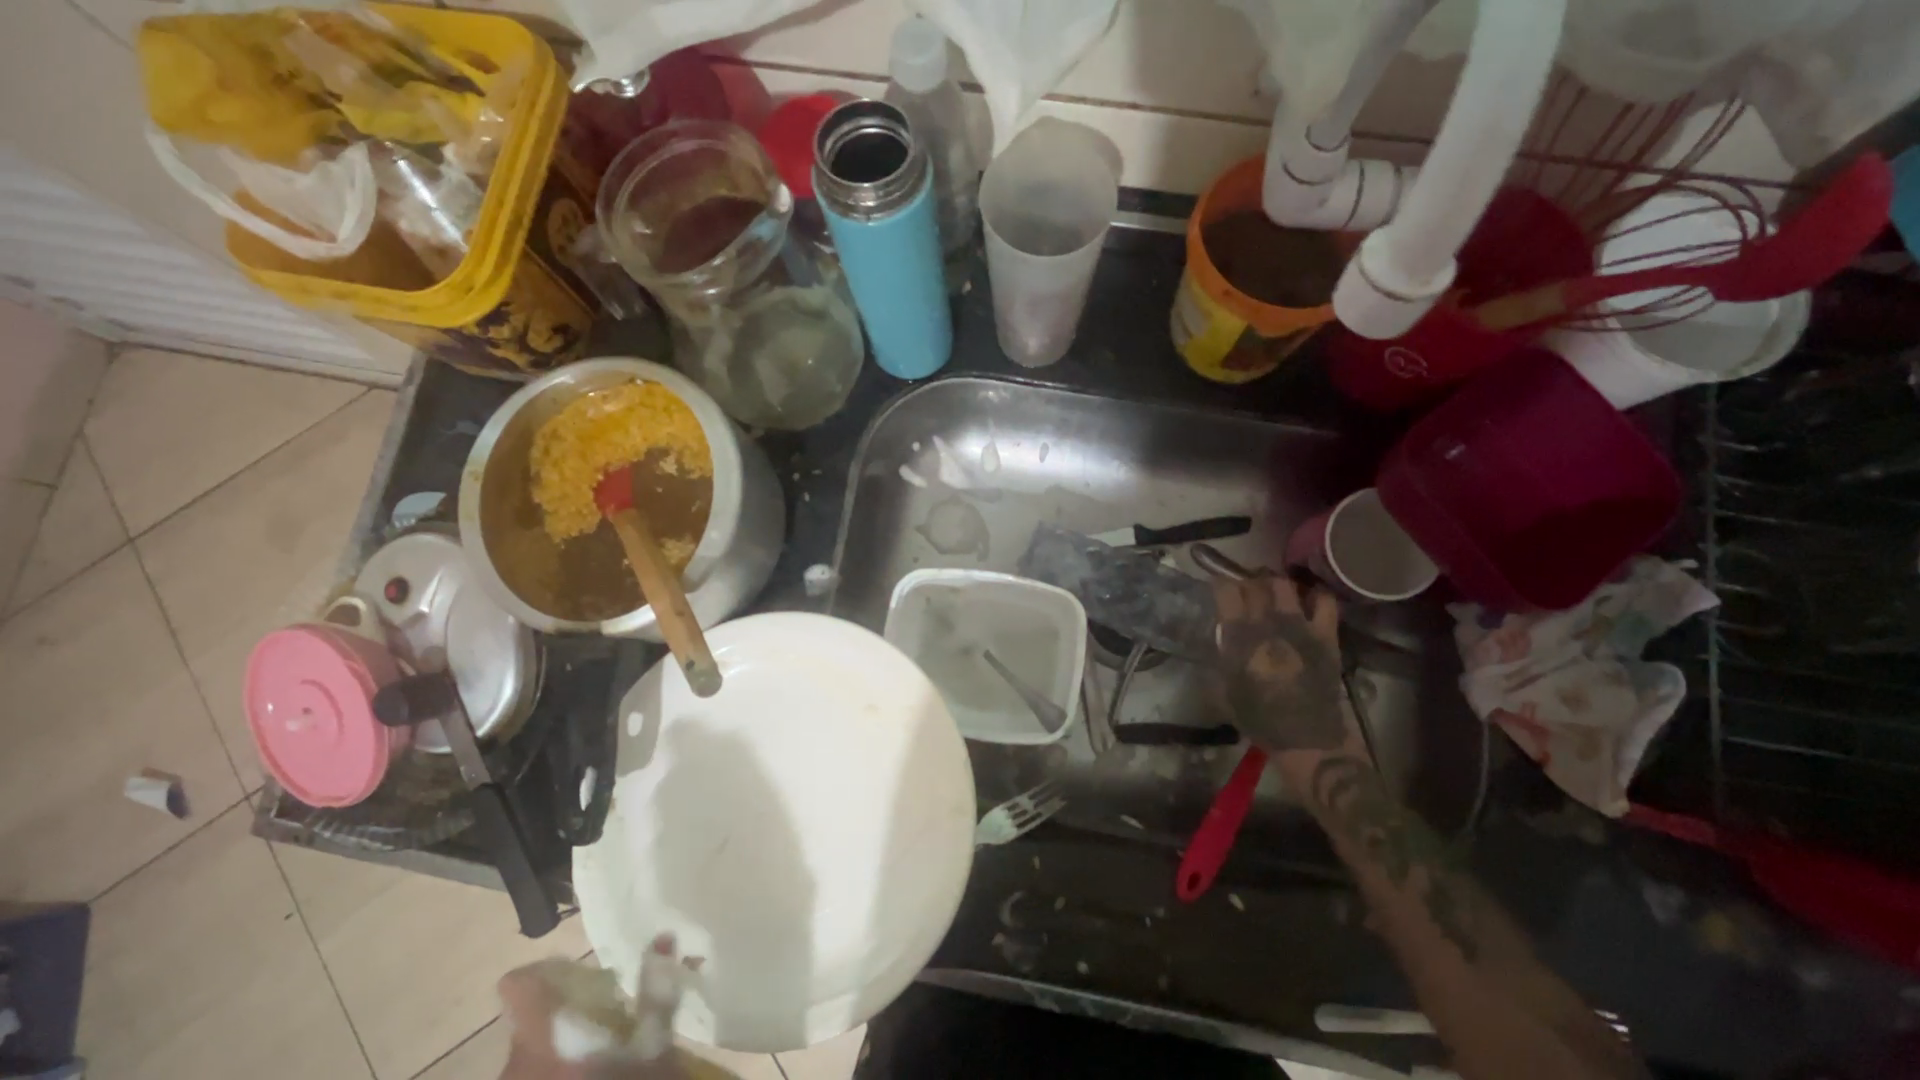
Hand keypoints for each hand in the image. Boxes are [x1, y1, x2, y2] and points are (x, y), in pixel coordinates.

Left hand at [496, 965, 686, 1079]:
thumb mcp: (656, 1052)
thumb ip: (657, 993)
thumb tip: (664, 938)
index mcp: (541, 1039)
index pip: (519, 984)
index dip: (550, 974)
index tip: (589, 983)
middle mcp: (513, 1067)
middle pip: (534, 1023)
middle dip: (574, 1020)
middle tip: (616, 1030)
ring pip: (535, 1060)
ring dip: (568, 1056)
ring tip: (612, 1068)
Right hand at [1213, 574, 1354, 755]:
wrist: (1306, 738)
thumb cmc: (1260, 719)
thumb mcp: (1226, 689)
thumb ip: (1222, 658)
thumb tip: (1221, 637)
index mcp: (1239, 638)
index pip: (1226, 591)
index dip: (1221, 584)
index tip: (1219, 588)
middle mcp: (1268, 624)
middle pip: (1256, 582)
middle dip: (1249, 581)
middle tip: (1247, 591)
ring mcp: (1300, 626)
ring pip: (1286, 585)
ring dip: (1276, 584)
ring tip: (1274, 592)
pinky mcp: (1325, 634)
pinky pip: (1324, 601)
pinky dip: (1315, 594)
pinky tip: (1308, 600)